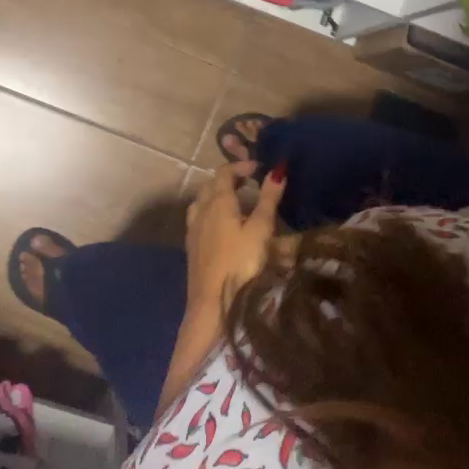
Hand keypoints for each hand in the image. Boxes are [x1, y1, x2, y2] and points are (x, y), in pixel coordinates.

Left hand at [185, 161, 286, 309]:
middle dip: (229, 179)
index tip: (258, 167)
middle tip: (249, 183)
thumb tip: (277, 169)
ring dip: (216, 196)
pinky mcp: (191, 248)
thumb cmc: (240, 262)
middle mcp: (201, 210)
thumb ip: (268, 198)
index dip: (241, 165)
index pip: (224, 172)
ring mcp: (193, 230)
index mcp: (218, 201)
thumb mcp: (261, 229)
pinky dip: (210, 213)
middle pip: (210, 185)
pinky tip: (221, 228)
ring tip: (235, 203)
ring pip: (201, 202)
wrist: (212, 303)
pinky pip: (198, 219)